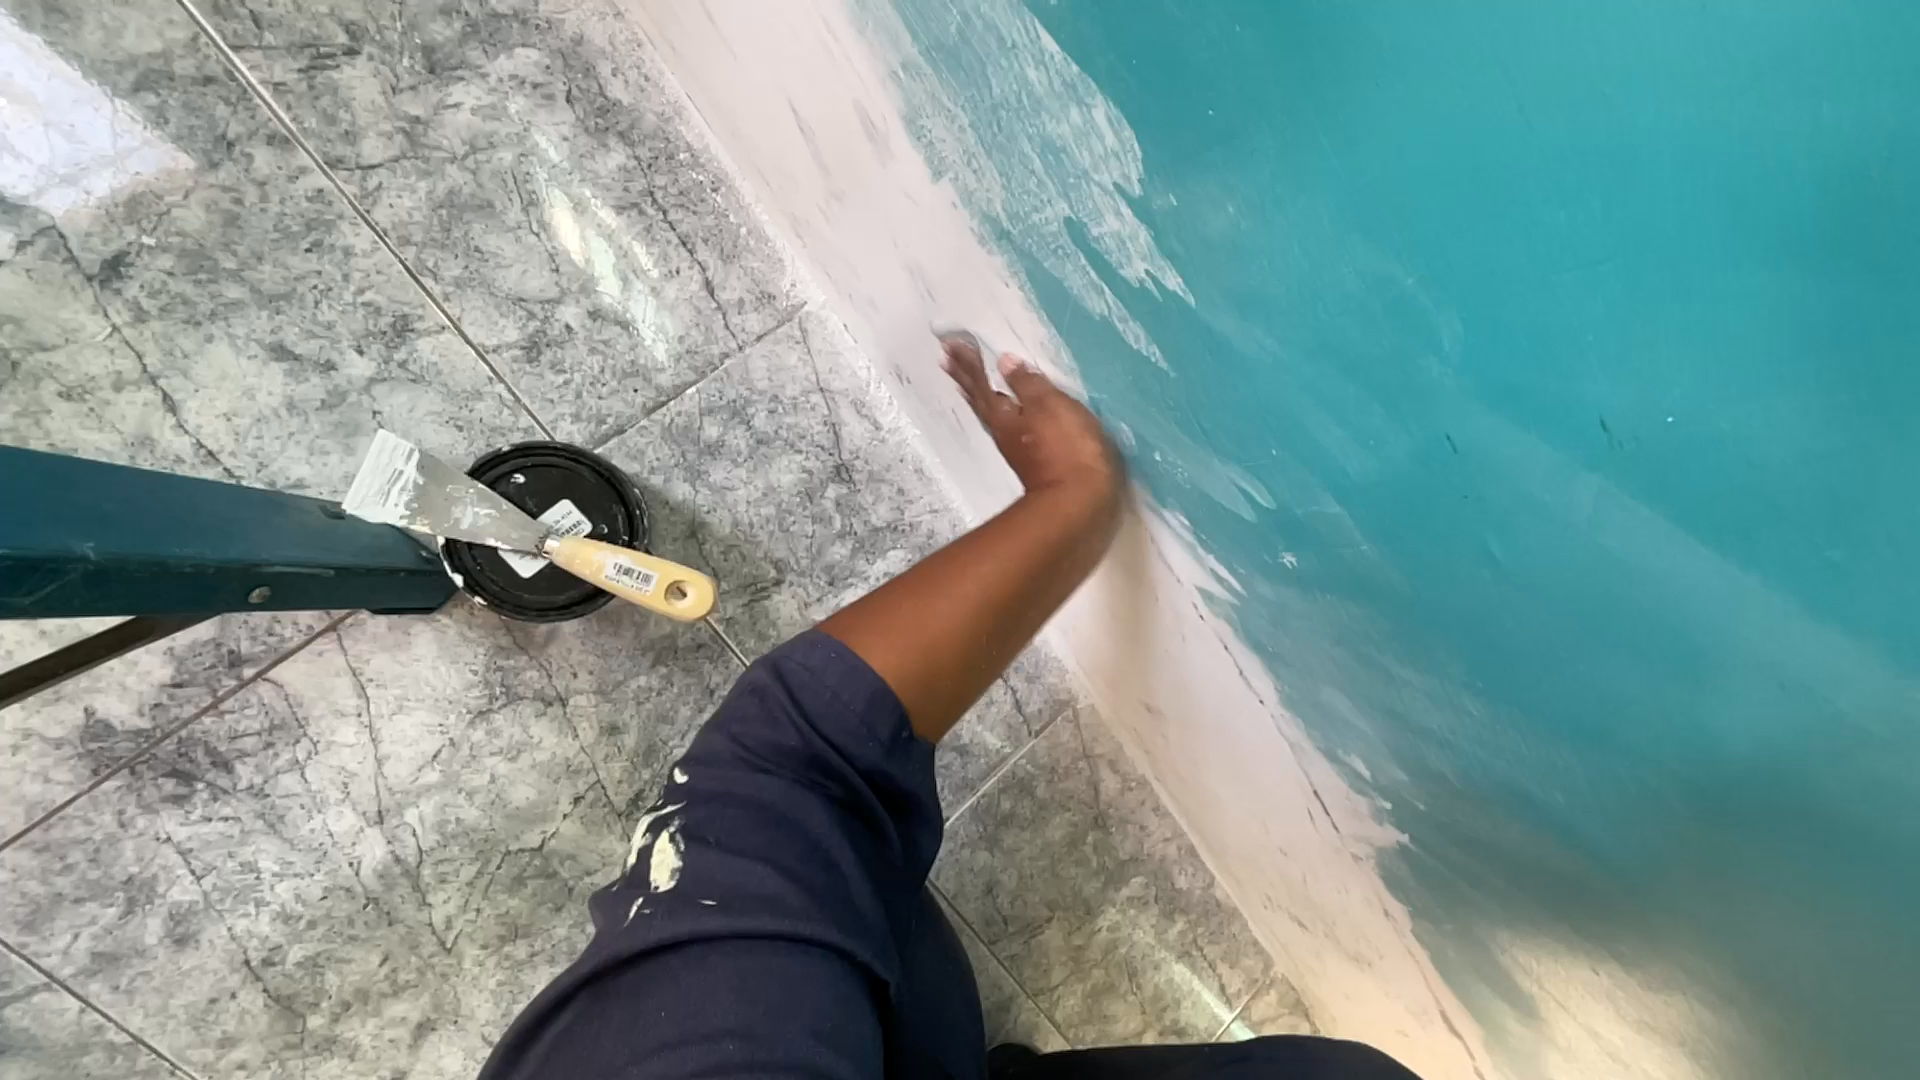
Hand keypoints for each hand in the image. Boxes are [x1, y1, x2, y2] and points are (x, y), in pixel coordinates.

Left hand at [940, 335, 1123, 510]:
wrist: (1079, 503)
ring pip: (990, 413)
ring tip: (965, 380)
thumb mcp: (1051, 406)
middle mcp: (1003, 430)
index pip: (982, 381)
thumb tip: (1004, 361)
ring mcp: (1016, 447)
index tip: (949, 344)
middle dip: (965, 377)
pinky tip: (1006, 411)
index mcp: (1005, 414)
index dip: (968, 362)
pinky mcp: (1032, 460)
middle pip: (980, 399)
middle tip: (946, 359)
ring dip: (977, 394)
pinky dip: (999, 411)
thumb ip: (1028, 384)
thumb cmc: (1067, 449)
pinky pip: (1006, 426)